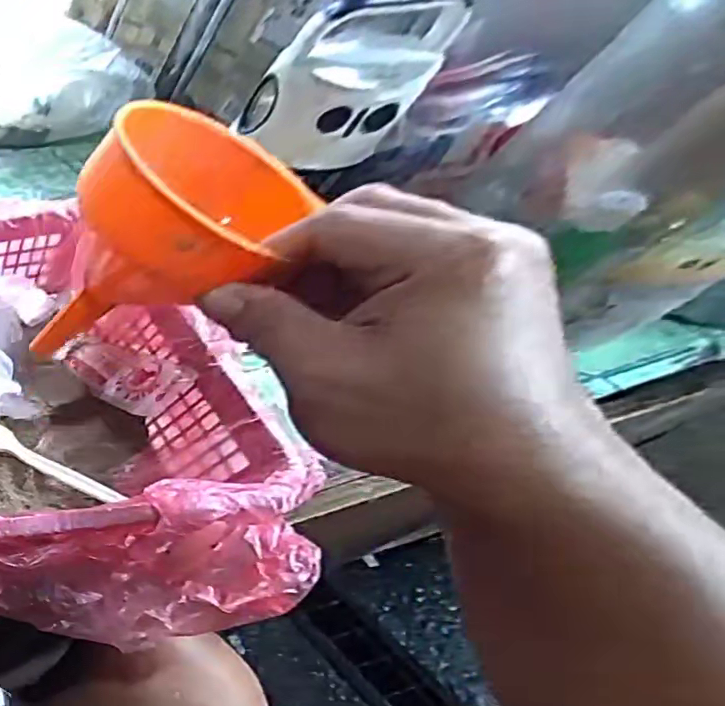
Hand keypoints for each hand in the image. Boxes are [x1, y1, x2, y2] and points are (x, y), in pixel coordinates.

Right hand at [197, 185, 609, 511]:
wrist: (514, 467)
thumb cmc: (410, 422)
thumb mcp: (321, 373)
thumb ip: (266, 322)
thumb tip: (214, 294)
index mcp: (447, 251)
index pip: (336, 223)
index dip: (269, 253)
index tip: (226, 292)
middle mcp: (482, 235)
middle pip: (367, 215)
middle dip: (300, 255)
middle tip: (258, 300)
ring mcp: (496, 256)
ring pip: (388, 235)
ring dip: (329, 269)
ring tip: (292, 317)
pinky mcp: (494, 281)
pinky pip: (411, 260)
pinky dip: (362, 282)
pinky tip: (336, 322)